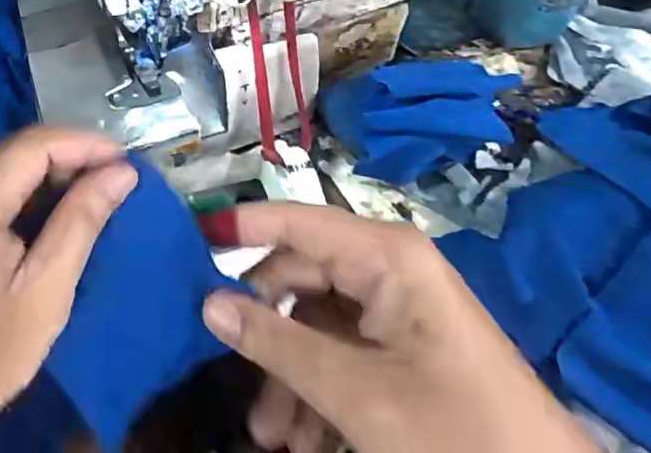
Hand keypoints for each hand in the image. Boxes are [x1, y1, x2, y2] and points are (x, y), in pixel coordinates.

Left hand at [0, 127, 139, 452]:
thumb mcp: (45, 292)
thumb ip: (81, 221)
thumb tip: (121, 171)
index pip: (33, 145)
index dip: (84, 144)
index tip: (129, 160)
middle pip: (18, 148)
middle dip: (71, 156)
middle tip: (118, 179)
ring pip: (6, 161)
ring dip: (52, 170)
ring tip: (97, 191)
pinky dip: (28, 187)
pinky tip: (56, 207)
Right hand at [201, 203, 594, 452]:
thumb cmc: (459, 438)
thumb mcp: (357, 394)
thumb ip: (276, 342)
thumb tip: (209, 302)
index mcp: (385, 257)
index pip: (295, 220)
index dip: (241, 226)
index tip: (190, 239)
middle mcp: (388, 270)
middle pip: (300, 278)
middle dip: (266, 333)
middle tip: (235, 376)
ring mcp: (398, 312)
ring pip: (317, 324)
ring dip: (289, 375)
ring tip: (272, 438)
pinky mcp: (407, 351)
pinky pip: (344, 354)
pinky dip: (318, 392)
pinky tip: (302, 442)